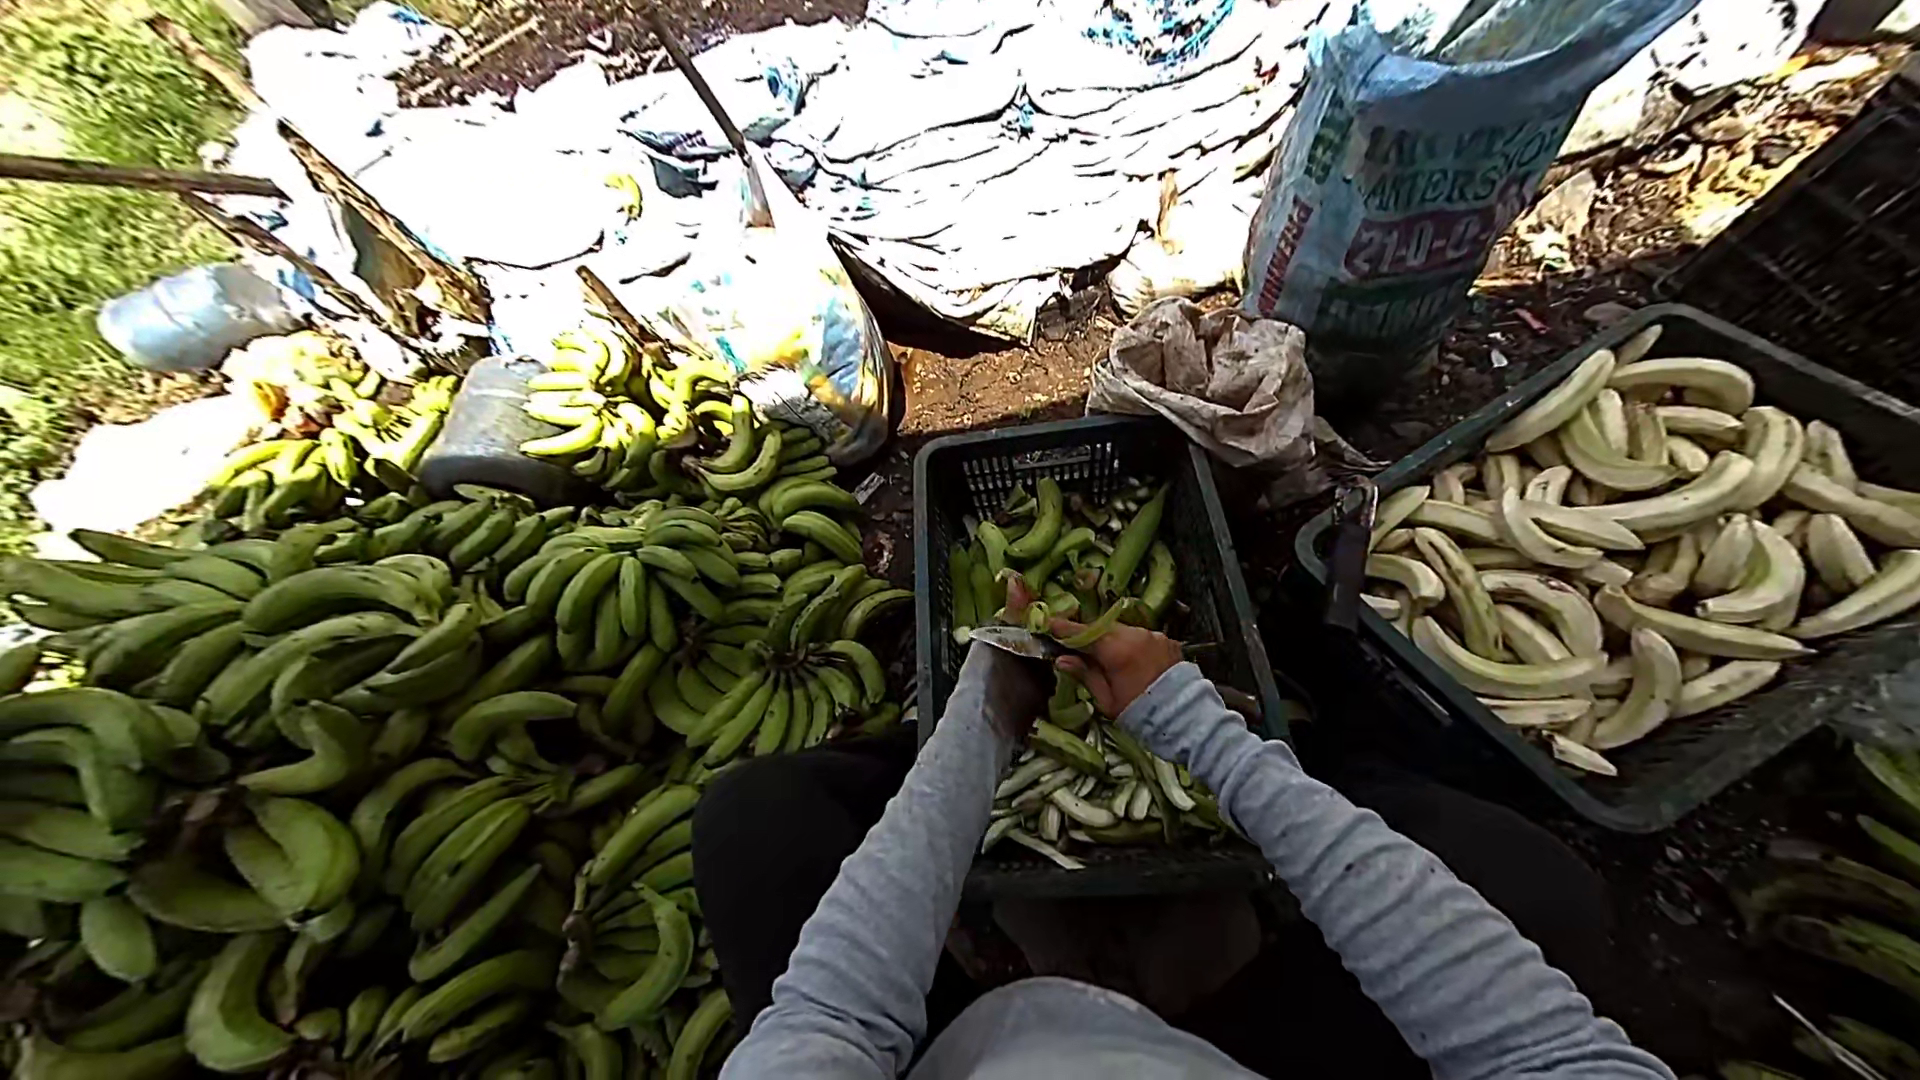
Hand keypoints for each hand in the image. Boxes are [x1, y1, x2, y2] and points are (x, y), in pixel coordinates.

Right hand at [1050, 616, 1182, 718]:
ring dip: (1109, 639)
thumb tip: (1062, 659)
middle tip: (1074, 643)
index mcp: (1116, 650)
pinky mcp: (1165, 639)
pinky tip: (1128, 658)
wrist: (1186, 718)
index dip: (1064, 629)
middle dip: (1087, 634)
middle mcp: (1134, 635)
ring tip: (1104, 655)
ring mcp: (1152, 635)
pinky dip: (1129, 643)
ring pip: (1121, 631)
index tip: (1049, 625)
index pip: (1083, 633)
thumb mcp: (1107, 700)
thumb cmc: (1140, 713)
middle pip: (1102, 628)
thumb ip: (1085, 675)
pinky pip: (1139, 636)